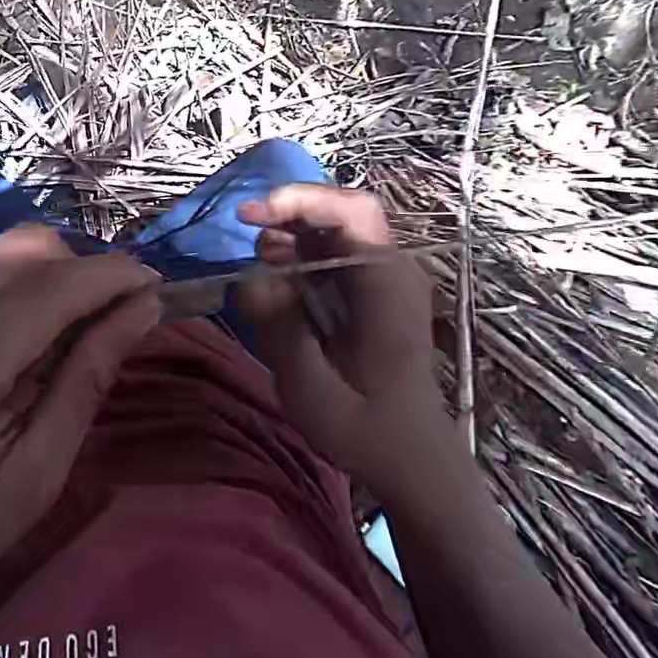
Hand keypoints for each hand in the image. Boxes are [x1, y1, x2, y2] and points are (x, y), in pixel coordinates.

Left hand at [0, 228, 159, 657]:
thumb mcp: (38, 475)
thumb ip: (89, 377)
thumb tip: (143, 305)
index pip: (40, 295)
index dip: (105, 275)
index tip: (153, 279)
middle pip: (14, 255)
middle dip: (77, 270)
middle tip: (112, 311)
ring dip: (41, 277)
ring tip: (62, 331)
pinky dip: (4, 287)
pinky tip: (14, 334)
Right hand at [235, 185, 439, 476]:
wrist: (411, 458)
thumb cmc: (366, 430)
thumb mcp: (314, 391)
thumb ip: (283, 332)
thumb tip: (250, 279)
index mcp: (387, 286)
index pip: (351, 211)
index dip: (300, 200)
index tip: (252, 216)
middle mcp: (390, 269)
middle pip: (337, 211)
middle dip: (286, 214)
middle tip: (246, 239)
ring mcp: (384, 276)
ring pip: (331, 227)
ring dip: (288, 235)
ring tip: (261, 271)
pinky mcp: (371, 288)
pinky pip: (331, 250)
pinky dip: (297, 254)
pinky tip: (279, 283)